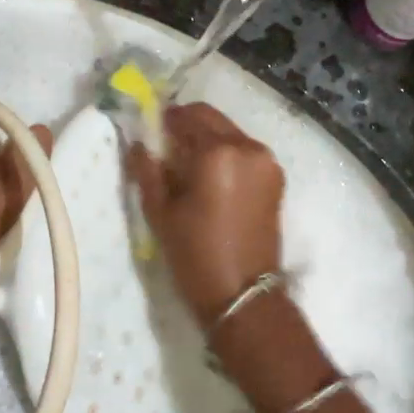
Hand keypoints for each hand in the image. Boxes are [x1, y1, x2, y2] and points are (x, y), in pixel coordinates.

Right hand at [126, 102, 284, 321]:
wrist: (244, 296)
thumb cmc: (195, 255)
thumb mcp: (161, 212)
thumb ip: (147, 169)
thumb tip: (138, 143)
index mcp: (217, 153)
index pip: (187, 116)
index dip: (167, 119)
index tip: (153, 129)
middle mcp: (246, 147)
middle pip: (212, 119)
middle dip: (189, 125)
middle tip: (169, 146)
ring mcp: (266, 160)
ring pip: (230, 132)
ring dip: (209, 139)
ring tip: (190, 166)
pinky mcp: (275, 176)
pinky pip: (245, 150)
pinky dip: (227, 153)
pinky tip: (212, 178)